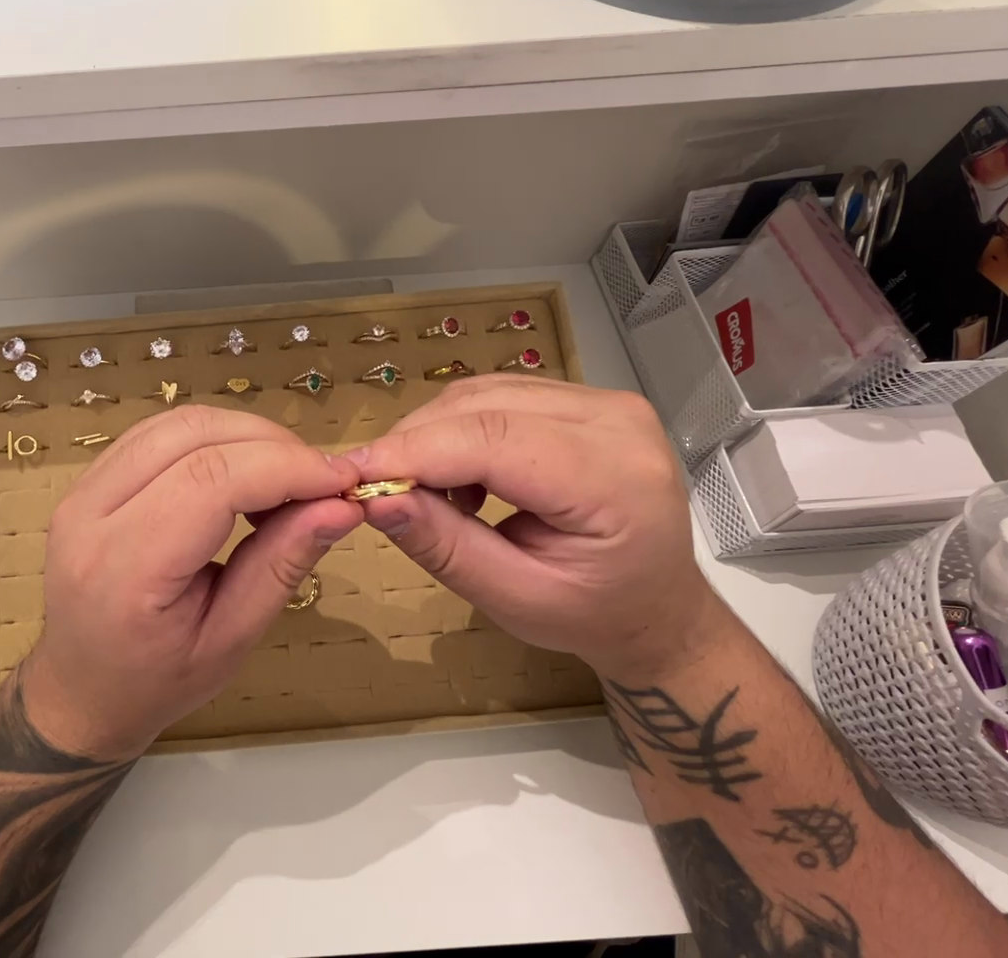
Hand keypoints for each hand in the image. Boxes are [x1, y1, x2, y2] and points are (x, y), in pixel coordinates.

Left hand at [20, 406, 362, 759]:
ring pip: (175, 423)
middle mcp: (90, 514)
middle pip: (192, 435)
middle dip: (271, 443)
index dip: (286, 467)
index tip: (343, 481)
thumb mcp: (231, 640)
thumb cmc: (155, 683)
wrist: (80, 689)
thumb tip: (341, 507)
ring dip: (243, 435)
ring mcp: (81, 490)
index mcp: (125, 568)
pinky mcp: (87, 481)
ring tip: (285, 478)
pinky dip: (212, 440)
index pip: (212, 480)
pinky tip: (242, 472)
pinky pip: (157, 434)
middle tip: (320, 480)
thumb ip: (281, 565)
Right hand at [348, 375, 725, 682]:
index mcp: (615, 480)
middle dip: (414, 443)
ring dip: (433, 434)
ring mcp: (603, 401)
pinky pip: (498, 395)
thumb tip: (376, 500)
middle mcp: (615, 422)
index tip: (352, 476)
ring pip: (483, 393)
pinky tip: (458, 474)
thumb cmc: (592, 614)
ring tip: (422, 491)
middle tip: (374, 489)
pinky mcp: (584, 398)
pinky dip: (457, 429)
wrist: (654, 605)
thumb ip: (446, 547)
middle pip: (483, 407)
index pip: (493, 441)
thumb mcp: (515, 599)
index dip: (414, 452)